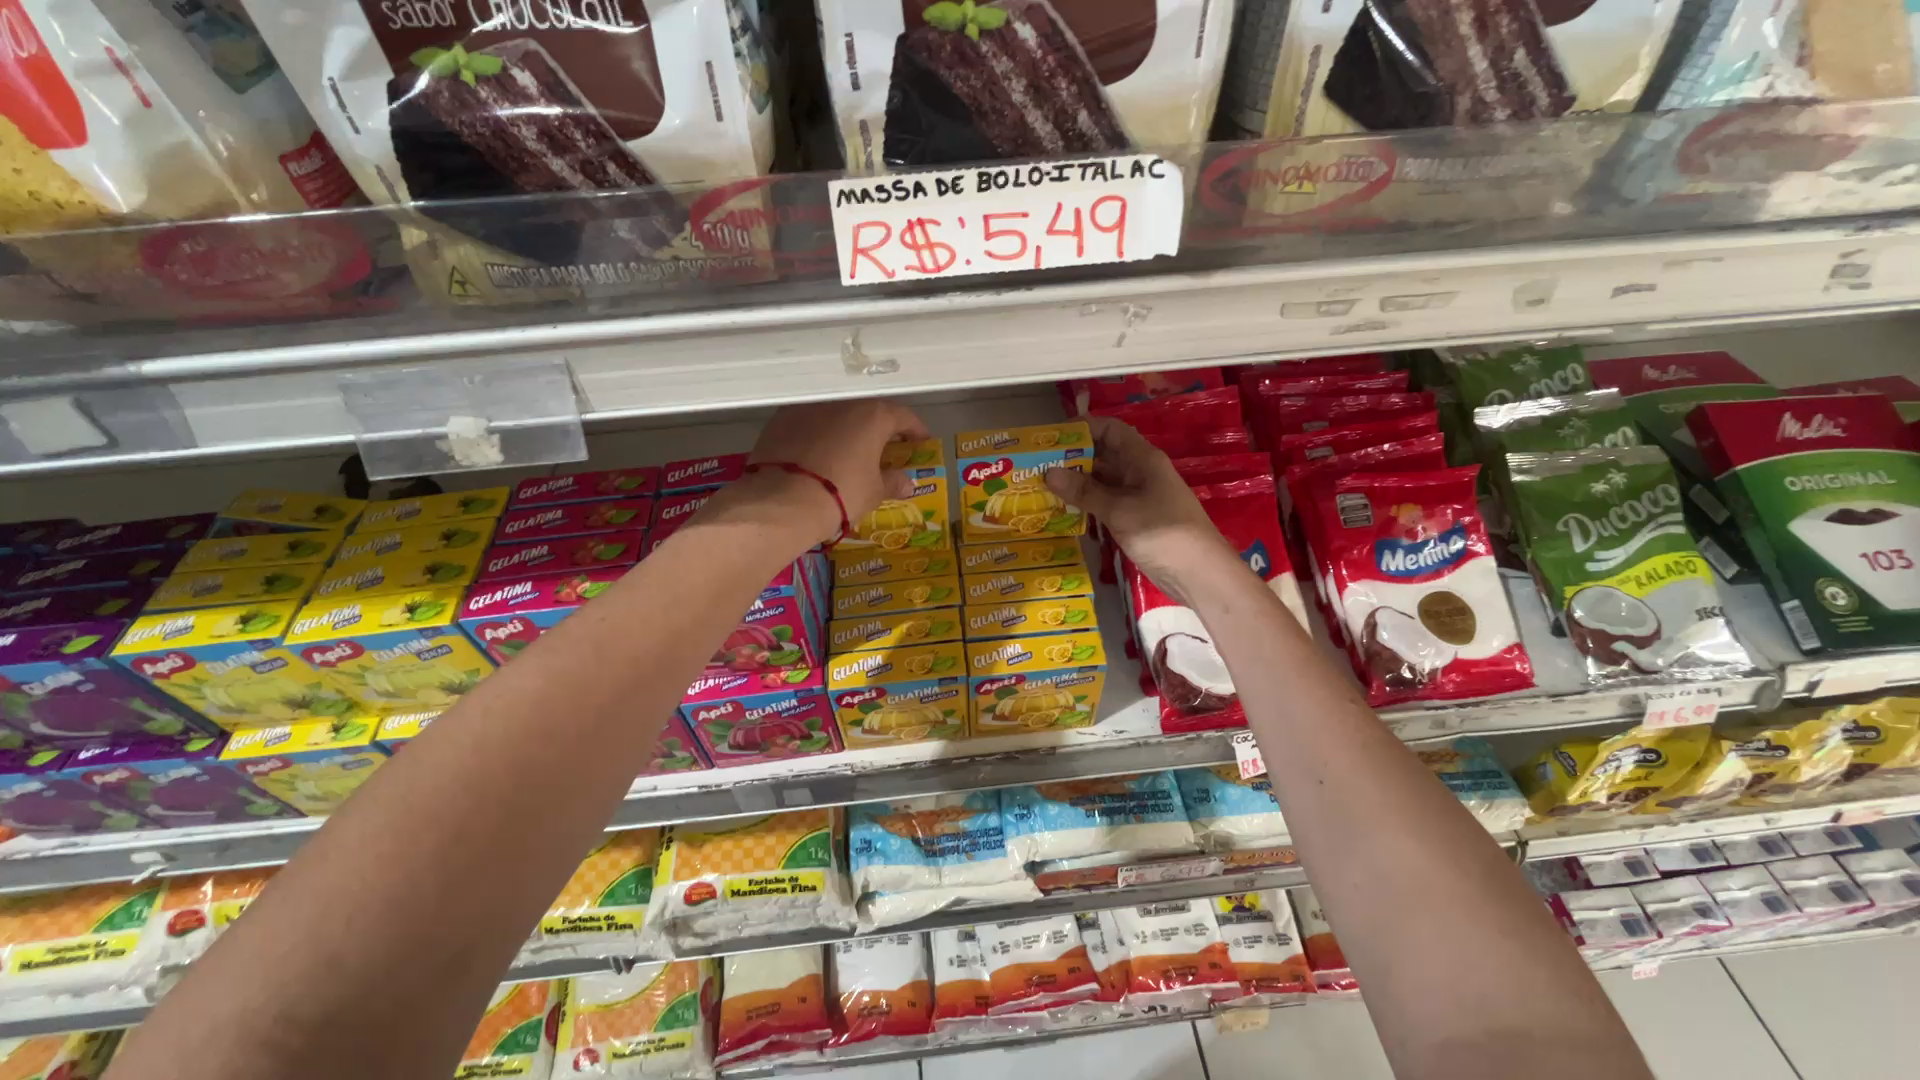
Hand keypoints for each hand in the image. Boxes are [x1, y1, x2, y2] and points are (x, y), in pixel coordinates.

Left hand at [699, 400, 931, 547]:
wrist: (782, 500)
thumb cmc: (840, 493)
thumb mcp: (873, 492)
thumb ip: (893, 482)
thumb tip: (907, 483)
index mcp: (873, 416)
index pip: (904, 417)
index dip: (916, 431)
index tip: (920, 443)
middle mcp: (843, 403)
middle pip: (869, 412)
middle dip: (880, 430)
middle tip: (887, 449)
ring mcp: (809, 407)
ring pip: (836, 415)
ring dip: (847, 429)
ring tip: (850, 452)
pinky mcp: (782, 418)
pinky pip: (809, 423)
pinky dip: (818, 434)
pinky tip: (817, 454)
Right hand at [1044, 416, 1238, 599]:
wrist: (1199, 573)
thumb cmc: (1162, 532)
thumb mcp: (1119, 510)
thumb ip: (1084, 491)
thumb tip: (1048, 472)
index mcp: (1141, 459)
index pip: (1110, 430)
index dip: (1082, 429)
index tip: (1050, 438)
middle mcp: (1139, 472)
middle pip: (1103, 455)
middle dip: (1072, 458)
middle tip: (1036, 466)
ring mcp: (1137, 497)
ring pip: (1102, 481)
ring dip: (1076, 484)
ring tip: (1041, 488)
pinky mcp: (1135, 520)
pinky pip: (1106, 503)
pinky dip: (1086, 504)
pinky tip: (1062, 511)